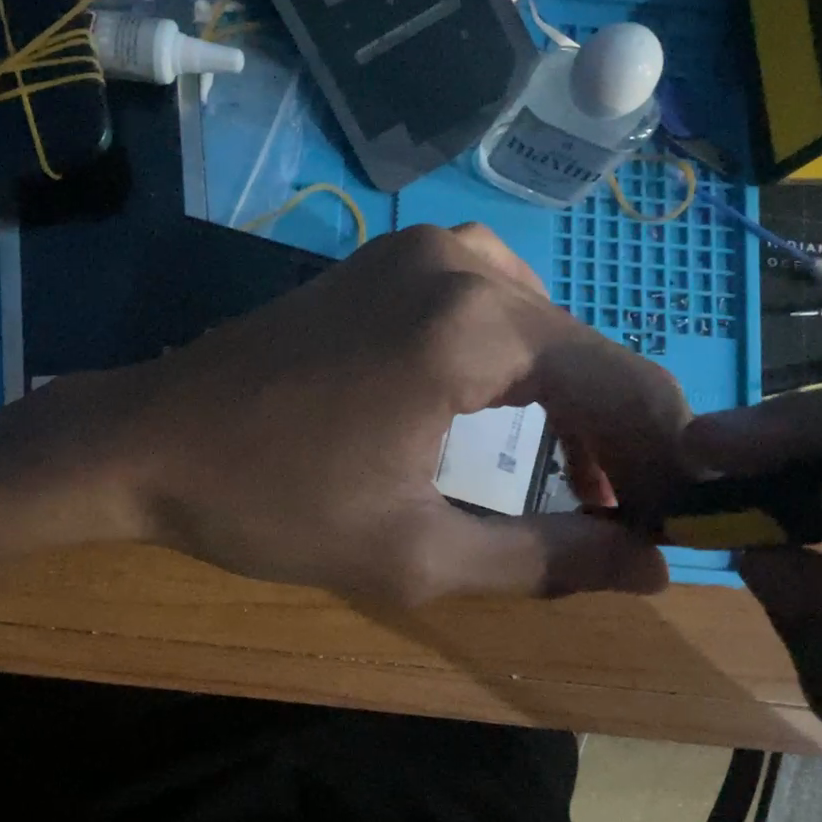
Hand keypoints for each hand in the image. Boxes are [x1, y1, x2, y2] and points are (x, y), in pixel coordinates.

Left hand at [100, 223, 689, 605]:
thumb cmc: (269, 503)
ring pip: (543, 334)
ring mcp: (420, 252)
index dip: (668, 467)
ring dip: (572, 411)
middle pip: (590, 355)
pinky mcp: (385, 265)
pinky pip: (488, 314)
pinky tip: (515, 430)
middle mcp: (465, 264)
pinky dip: (517, 374)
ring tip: (581, 493)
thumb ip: (545, 558)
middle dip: (622, 444)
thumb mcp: (415, 553)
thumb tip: (652, 568)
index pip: (631, 389)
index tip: (678, 532)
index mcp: (478, 326)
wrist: (144, 442)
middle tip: (631, 527)